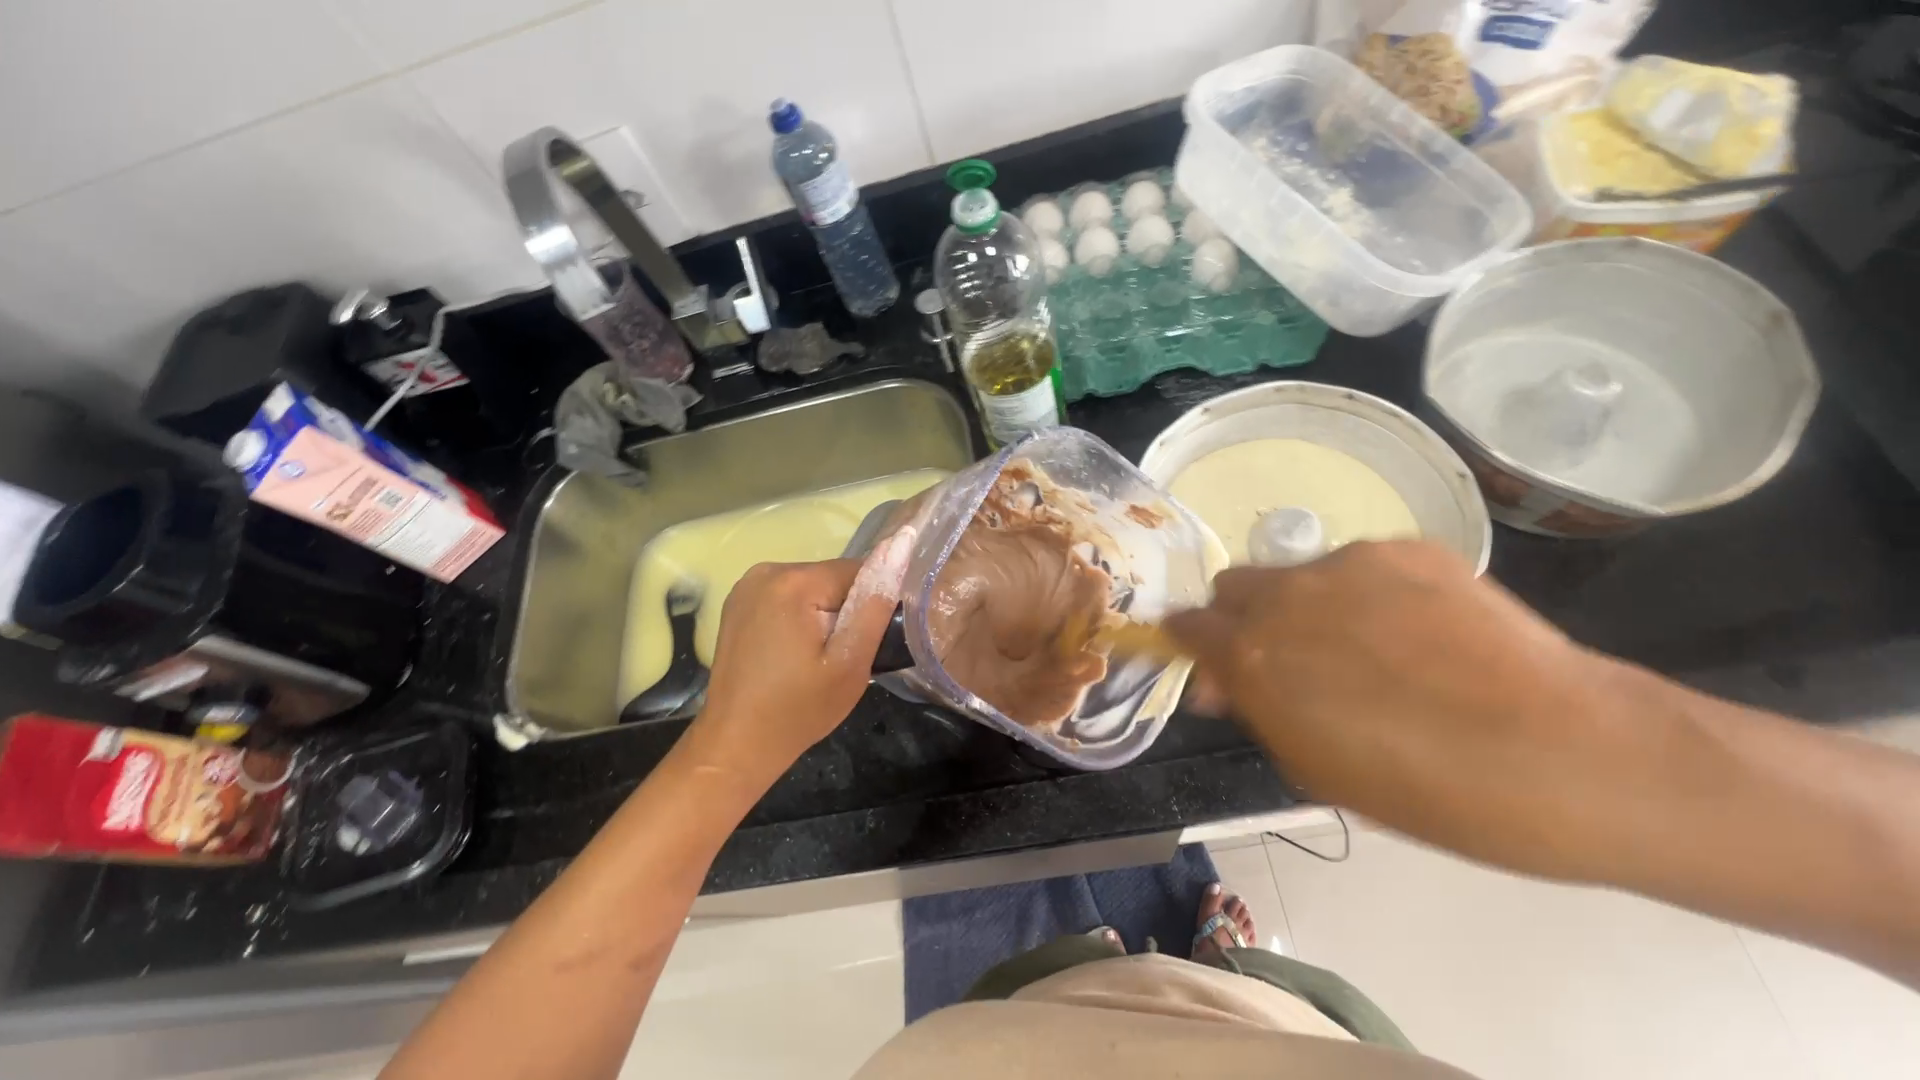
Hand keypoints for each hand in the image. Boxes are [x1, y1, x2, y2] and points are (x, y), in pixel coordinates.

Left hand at [688, 526, 915, 783]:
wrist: (737, 744)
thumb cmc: (800, 709)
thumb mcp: (851, 661)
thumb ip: (876, 600)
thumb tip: (901, 543)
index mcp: (795, 581)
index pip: (859, 572)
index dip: (870, 608)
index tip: (861, 647)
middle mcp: (766, 570)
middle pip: (832, 578)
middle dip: (844, 612)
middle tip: (838, 660)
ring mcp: (746, 585)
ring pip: (811, 588)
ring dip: (823, 615)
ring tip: (815, 660)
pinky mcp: (737, 603)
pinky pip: (787, 597)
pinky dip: (799, 618)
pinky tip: (792, 653)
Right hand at [1164, 540, 1660, 881]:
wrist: (1565, 754)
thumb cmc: (1430, 793)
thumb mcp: (1316, 768)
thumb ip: (1259, 711)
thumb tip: (1225, 682)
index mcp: (1252, 655)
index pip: (1188, 626)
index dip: (1195, 649)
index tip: (1219, 675)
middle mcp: (1287, 594)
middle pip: (1234, 587)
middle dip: (1244, 620)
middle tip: (1291, 665)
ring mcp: (1350, 563)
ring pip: (1300, 574)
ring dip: (1309, 606)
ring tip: (1374, 653)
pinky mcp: (1410, 548)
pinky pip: (1362, 566)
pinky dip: (1368, 594)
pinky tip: (1420, 635)